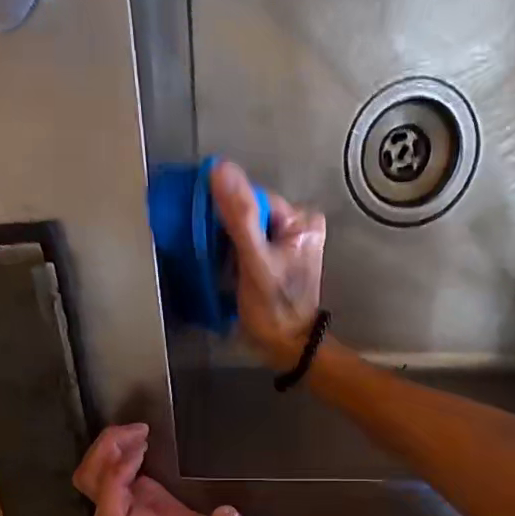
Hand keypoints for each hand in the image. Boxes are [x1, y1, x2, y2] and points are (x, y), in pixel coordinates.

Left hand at [73, 423, 264, 515]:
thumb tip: (225, 513)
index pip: (109, 515)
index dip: (114, 481)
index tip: (141, 454)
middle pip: (89, 486)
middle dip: (105, 453)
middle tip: (141, 432)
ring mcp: (127, 504)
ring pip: (91, 476)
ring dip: (108, 448)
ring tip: (142, 431)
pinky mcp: (132, 495)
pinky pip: (106, 471)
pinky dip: (116, 450)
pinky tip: (143, 440)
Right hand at [210, 161, 325, 371]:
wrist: (285, 346)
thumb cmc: (273, 308)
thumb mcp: (255, 261)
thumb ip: (240, 216)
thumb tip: (221, 168)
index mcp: (302, 220)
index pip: (253, 198)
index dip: (228, 213)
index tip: (212, 236)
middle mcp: (299, 224)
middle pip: (249, 210)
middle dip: (227, 229)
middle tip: (220, 255)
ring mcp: (288, 240)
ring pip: (245, 225)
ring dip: (228, 240)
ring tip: (223, 263)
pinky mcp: (277, 255)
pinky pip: (248, 239)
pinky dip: (233, 250)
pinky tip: (228, 266)